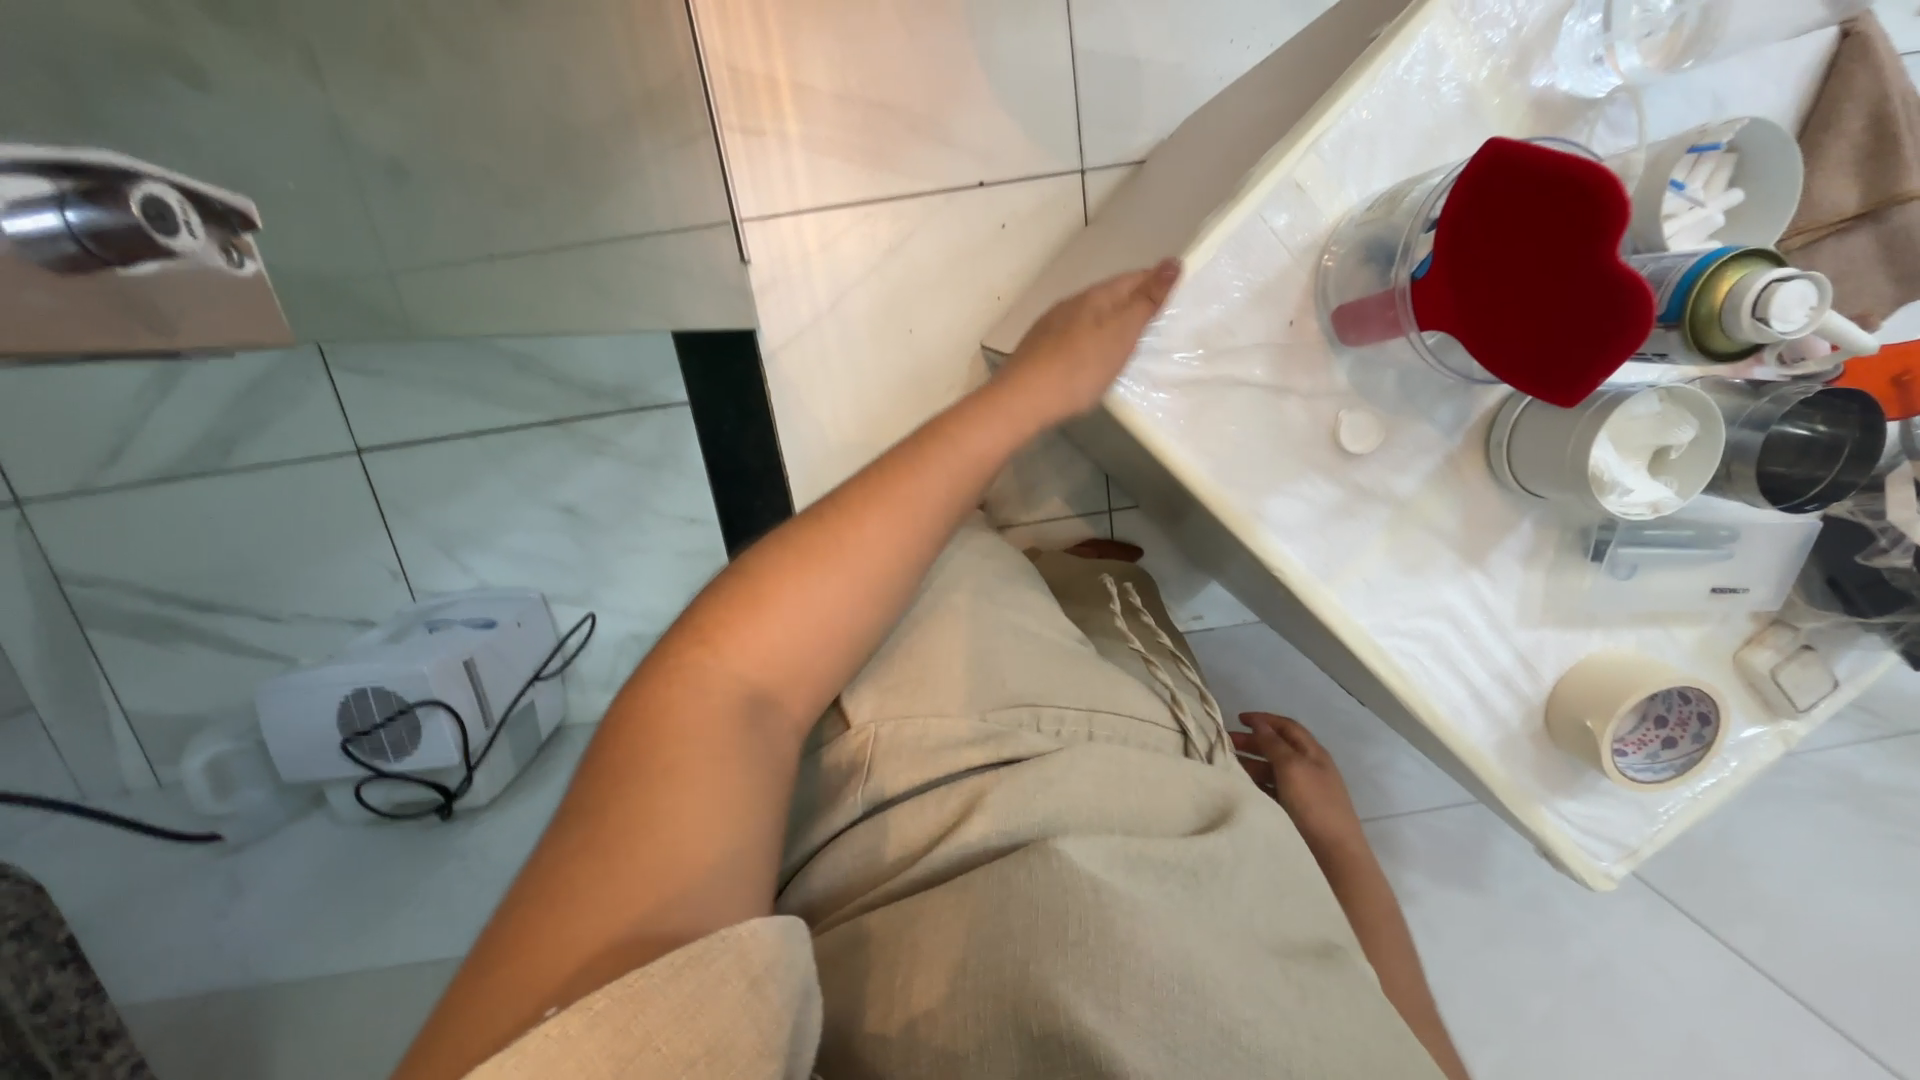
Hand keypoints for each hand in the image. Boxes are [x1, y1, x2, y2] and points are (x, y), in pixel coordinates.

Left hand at [993, 259, 1180, 424]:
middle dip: (1134, 306)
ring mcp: (1051, 328)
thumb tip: (1173, 261)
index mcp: (1094, 297)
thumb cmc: (1078, 367)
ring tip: (1129, 345)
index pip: (1132, 278)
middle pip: (1110, 298)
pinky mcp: (1039, 352)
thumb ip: (1147, 299)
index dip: (1156, 283)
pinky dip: (1091, 344)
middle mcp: (1070, 305)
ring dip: (1111, 326)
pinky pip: (1074, 340)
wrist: (1022, 401)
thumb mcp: (1121, 332)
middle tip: (1159, 325)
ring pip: (1090, 319)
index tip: (1178, 297)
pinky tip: (1093, 361)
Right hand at [1231, 712, 1364, 850]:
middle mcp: (1308, 768)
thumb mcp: (1292, 766)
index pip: (1286, 727)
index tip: (1238, 718)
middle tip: (1225, 743)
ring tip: (1227, 766)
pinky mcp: (1294, 810)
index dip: (1263, 719)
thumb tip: (1259, 724)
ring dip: (1250, 763)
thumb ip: (1273, 744)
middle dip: (1252, 741)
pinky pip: (1270, 789)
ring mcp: (1302, 790)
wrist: (1333, 853)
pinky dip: (1255, 784)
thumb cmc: (1313, 803)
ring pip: (1271, 769)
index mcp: (1312, 753)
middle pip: (1277, 747)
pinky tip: (1240, 787)